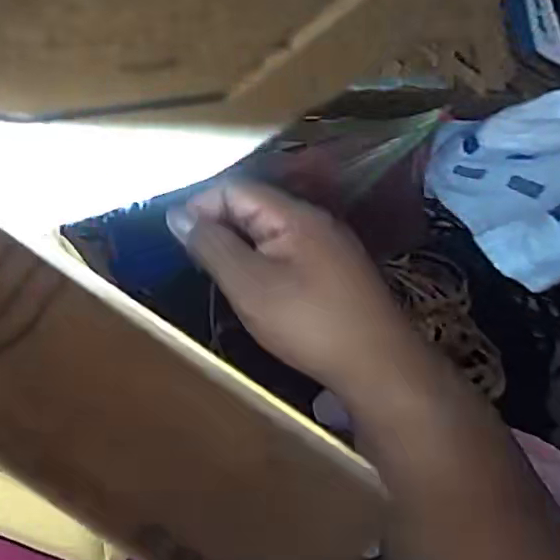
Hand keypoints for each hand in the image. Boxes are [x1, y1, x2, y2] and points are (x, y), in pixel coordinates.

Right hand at [167, 181, 429, 402]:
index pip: (235, 189)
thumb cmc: (309, 323)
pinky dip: (260, 261)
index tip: (176, 236)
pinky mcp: (336, 273)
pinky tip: (253, 288)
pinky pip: (287, 251)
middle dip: (217, 225)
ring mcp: (329, 247)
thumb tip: (177, 215)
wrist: (383, 370)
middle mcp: (314, 221)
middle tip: (192, 259)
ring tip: (216, 274)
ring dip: (237, 245)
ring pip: (269, 231)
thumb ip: (211, 245)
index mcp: (293, 215)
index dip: (201, 205)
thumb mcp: (248, 285)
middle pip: (253, 206)